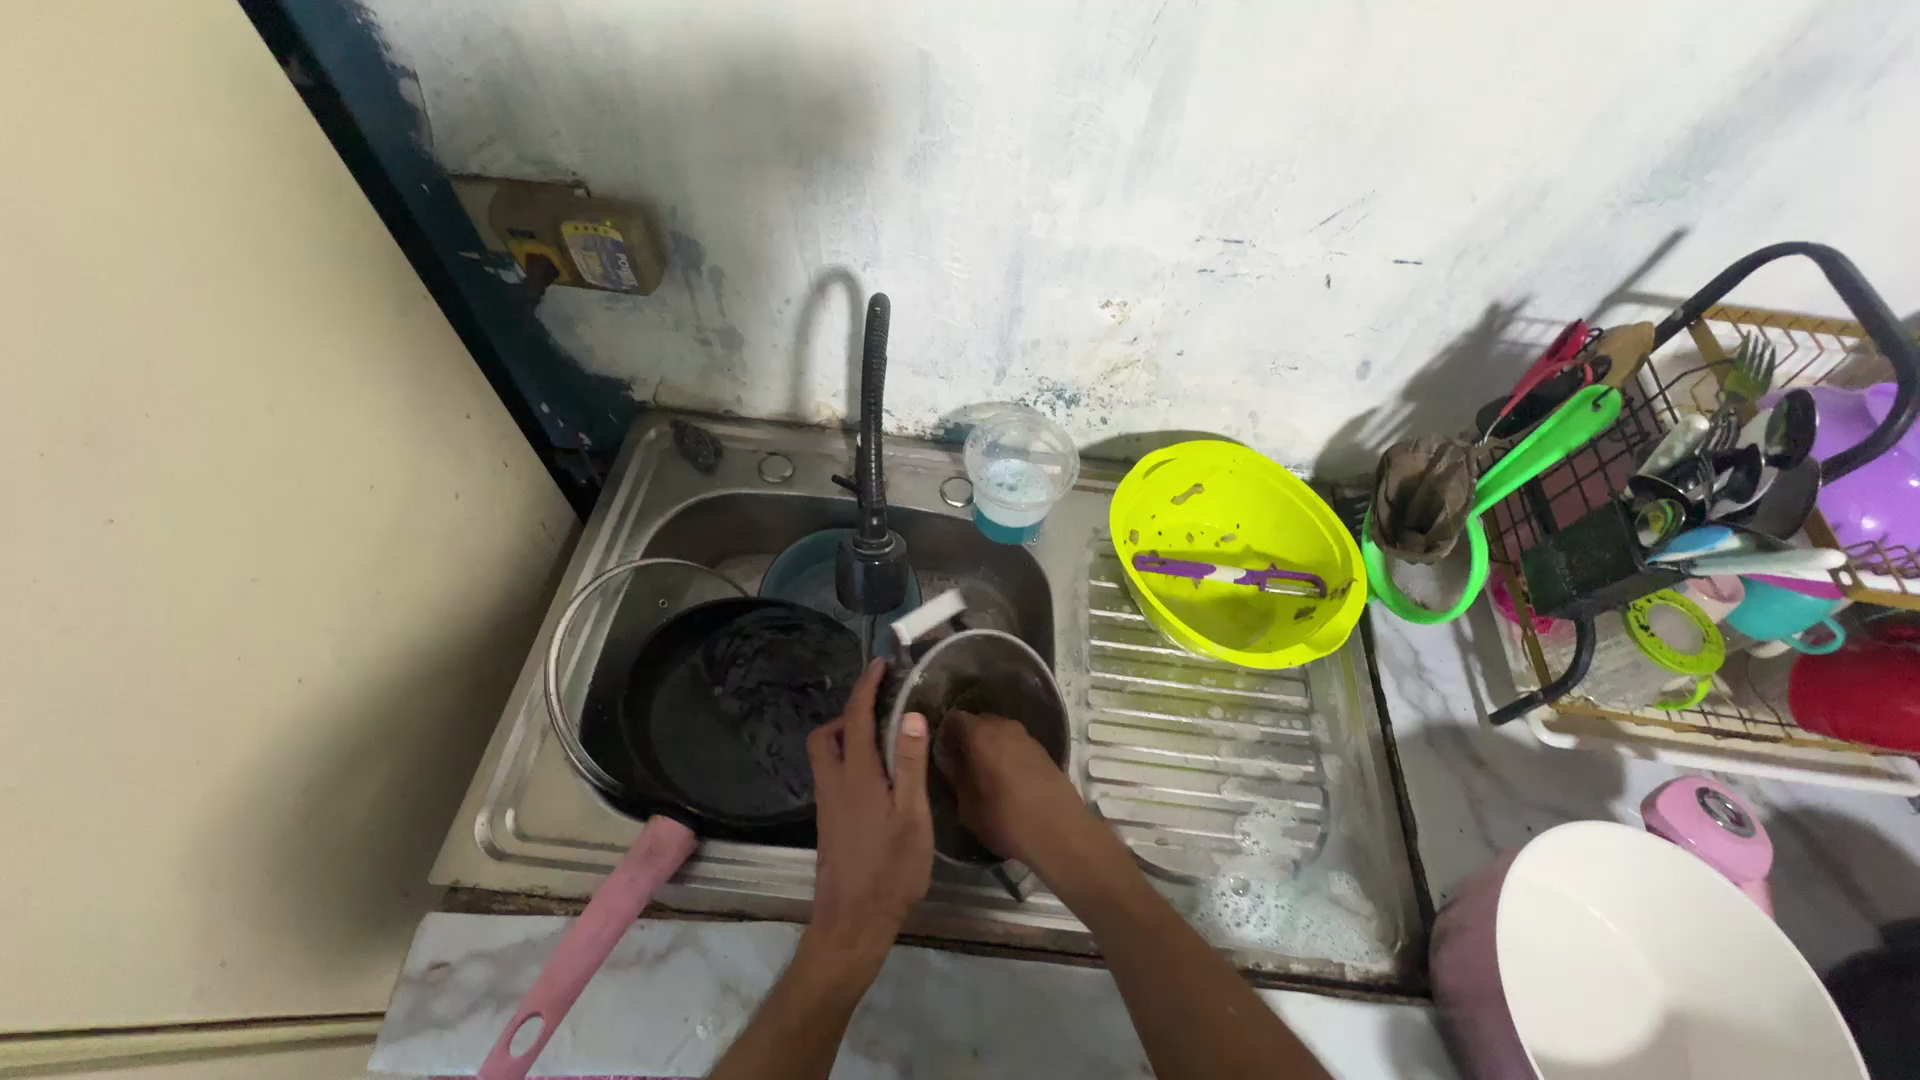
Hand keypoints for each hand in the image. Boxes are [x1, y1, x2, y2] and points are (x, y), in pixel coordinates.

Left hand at [803, 658, 932, 964]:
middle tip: (880, 712)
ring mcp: (828, 806)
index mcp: (855, 776)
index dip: (866, 687)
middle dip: (847, 714)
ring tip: (884, 742)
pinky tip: (878, 779)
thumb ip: (909, 764)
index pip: (855, 718)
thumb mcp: (912, 817)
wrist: (853, 922)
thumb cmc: (890, 870)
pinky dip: (849, 761)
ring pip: (826, 757)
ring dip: (847, 738)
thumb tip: (910, 714)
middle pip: (825, 735)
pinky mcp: (830, 823)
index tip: (880, 665)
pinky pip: (833, 776)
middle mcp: (833, 784)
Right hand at [936, 710, 1088, 866]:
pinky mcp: (1044, 751)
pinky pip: (1016, 745)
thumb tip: (954, 762)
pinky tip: (1007, 780)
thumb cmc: (1005, 818)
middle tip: (961, 764)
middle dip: (968, 739)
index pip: (955, 718)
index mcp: (980, 734)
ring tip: (985, 773)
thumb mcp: (967, 805)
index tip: (942, 753)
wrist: (1059, 830)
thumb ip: (957, 777)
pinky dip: (1008, 755)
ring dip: (990, 747)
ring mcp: (1027, 737)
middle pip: (979, 722)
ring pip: (1000, 733)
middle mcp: (1005, 727)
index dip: (945, 734)